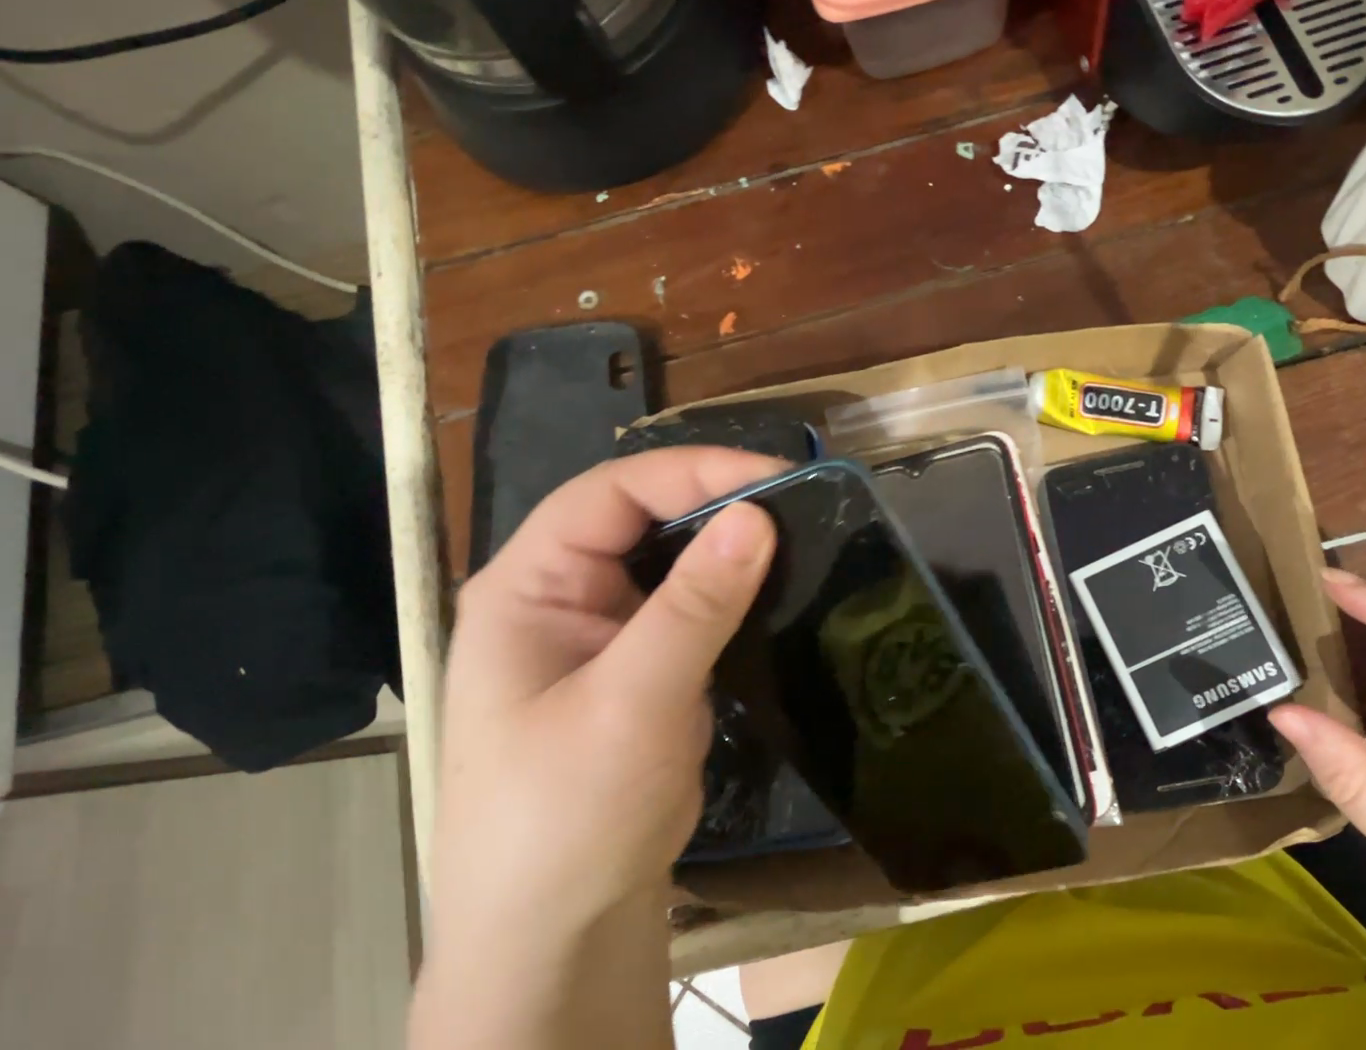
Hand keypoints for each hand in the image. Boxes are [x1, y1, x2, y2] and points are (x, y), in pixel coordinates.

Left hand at [431, 447, 782, 950]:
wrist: (559, 928)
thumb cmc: (569, 811)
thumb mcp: (631, 702)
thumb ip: (693, 606)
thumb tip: (758, 516)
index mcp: (529, 585)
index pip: (611, 493)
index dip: (693, 472)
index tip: (777, 477)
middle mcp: (561, 597)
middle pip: (641, 520)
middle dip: (716, 505)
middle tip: (801, 505)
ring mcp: (601, 637)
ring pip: (670, 566)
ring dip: (728, 551)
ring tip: (800, 540)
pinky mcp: (639, 674)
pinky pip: (688, 614)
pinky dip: (732, 598)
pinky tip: (777, 595)